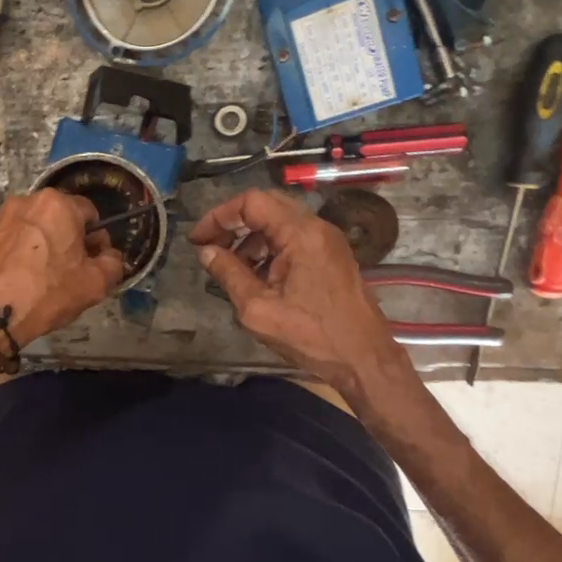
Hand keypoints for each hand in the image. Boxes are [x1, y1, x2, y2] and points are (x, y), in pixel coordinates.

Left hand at [0, 189, 125, 341]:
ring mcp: (5, 215)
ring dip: (47, 244)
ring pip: (39, 227)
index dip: (96, 239)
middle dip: (70, 240)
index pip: (90, 214)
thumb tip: (109, 254)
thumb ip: (113, 263)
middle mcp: (30, 200)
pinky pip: (18, 236)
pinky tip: (25, 274)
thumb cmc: (47, 293)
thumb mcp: (95, 283)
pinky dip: (26, 249)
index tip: (92, 262)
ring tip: (45, 275)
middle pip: (62, 217)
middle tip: (70, 271)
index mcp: (59, 204)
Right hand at [189, 188, 402, 390]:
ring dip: (250, 238)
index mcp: (301, 234)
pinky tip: (255, 276)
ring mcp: (328, 241)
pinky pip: (293, 239)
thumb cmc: (311, 336)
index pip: (252, 202)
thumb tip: (206, 252)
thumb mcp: (258, 309)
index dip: (218, 216)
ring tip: (230, 268)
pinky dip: (268, 249)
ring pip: (279, 222)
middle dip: (233, 223)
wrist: (363, 359)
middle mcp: (317, 228)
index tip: (197, 240)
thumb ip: (229, 274)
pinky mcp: (331, 256)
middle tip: (209, 248)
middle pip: (266, 206)